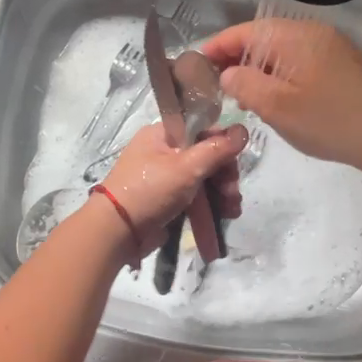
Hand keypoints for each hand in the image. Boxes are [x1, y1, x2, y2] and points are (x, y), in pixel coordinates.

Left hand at [97, 122, 246, 255]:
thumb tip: (244, 130)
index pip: (202, 130)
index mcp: (163, 134)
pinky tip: (224, 218)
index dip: (223, 147)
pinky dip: (209, 206)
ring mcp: (165, 177)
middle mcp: (164, 152)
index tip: (235, 165)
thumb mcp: (186, 167)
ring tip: (232, 212)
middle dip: (225, 177)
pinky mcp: (167, 200)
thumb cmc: (150, 190)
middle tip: (233, 195)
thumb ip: (216, 149)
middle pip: (206, 157)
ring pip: (203, 180)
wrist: (117, 231)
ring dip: (221, 195)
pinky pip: (194, 198)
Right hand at [204, 18, 361, 171]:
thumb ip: (245, 85)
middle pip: (262, 39)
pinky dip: (279, 76)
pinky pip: (299, 63)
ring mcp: (330, 48)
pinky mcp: (342, 66)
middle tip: (213, 85)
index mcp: (294, 36)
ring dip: (258, 70)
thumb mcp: (278, 107)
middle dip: (235, 59)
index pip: (243, 32)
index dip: (216, 47)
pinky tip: (275, 100)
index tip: (194, 67)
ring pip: (281, 53)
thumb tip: (227, 73)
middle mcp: (312, 33)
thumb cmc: (331, 120)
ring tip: (239, 96)